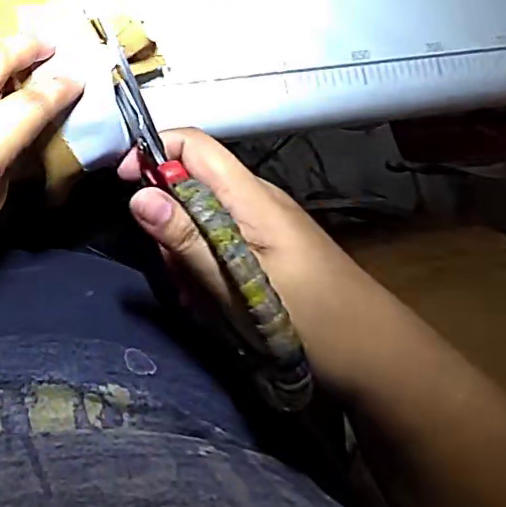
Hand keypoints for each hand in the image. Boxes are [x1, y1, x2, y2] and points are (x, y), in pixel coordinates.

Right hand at [120, 128, 383, 398]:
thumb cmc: (316, 322)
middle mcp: (255, 201)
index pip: (193, 144)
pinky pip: (218, 243)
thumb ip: (188, 238)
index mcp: (251, 196)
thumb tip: (138, 194)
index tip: (124, 185)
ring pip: (199, 219)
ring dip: (185, 254)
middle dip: (167, 223)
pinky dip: (205, 268)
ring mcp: (262, 226)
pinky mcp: (266, 250)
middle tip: (177, 272)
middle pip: (189, 185)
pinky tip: (216, 305)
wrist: (381, 362)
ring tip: (201, 299)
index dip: (152, 152)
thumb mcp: (240, 285)